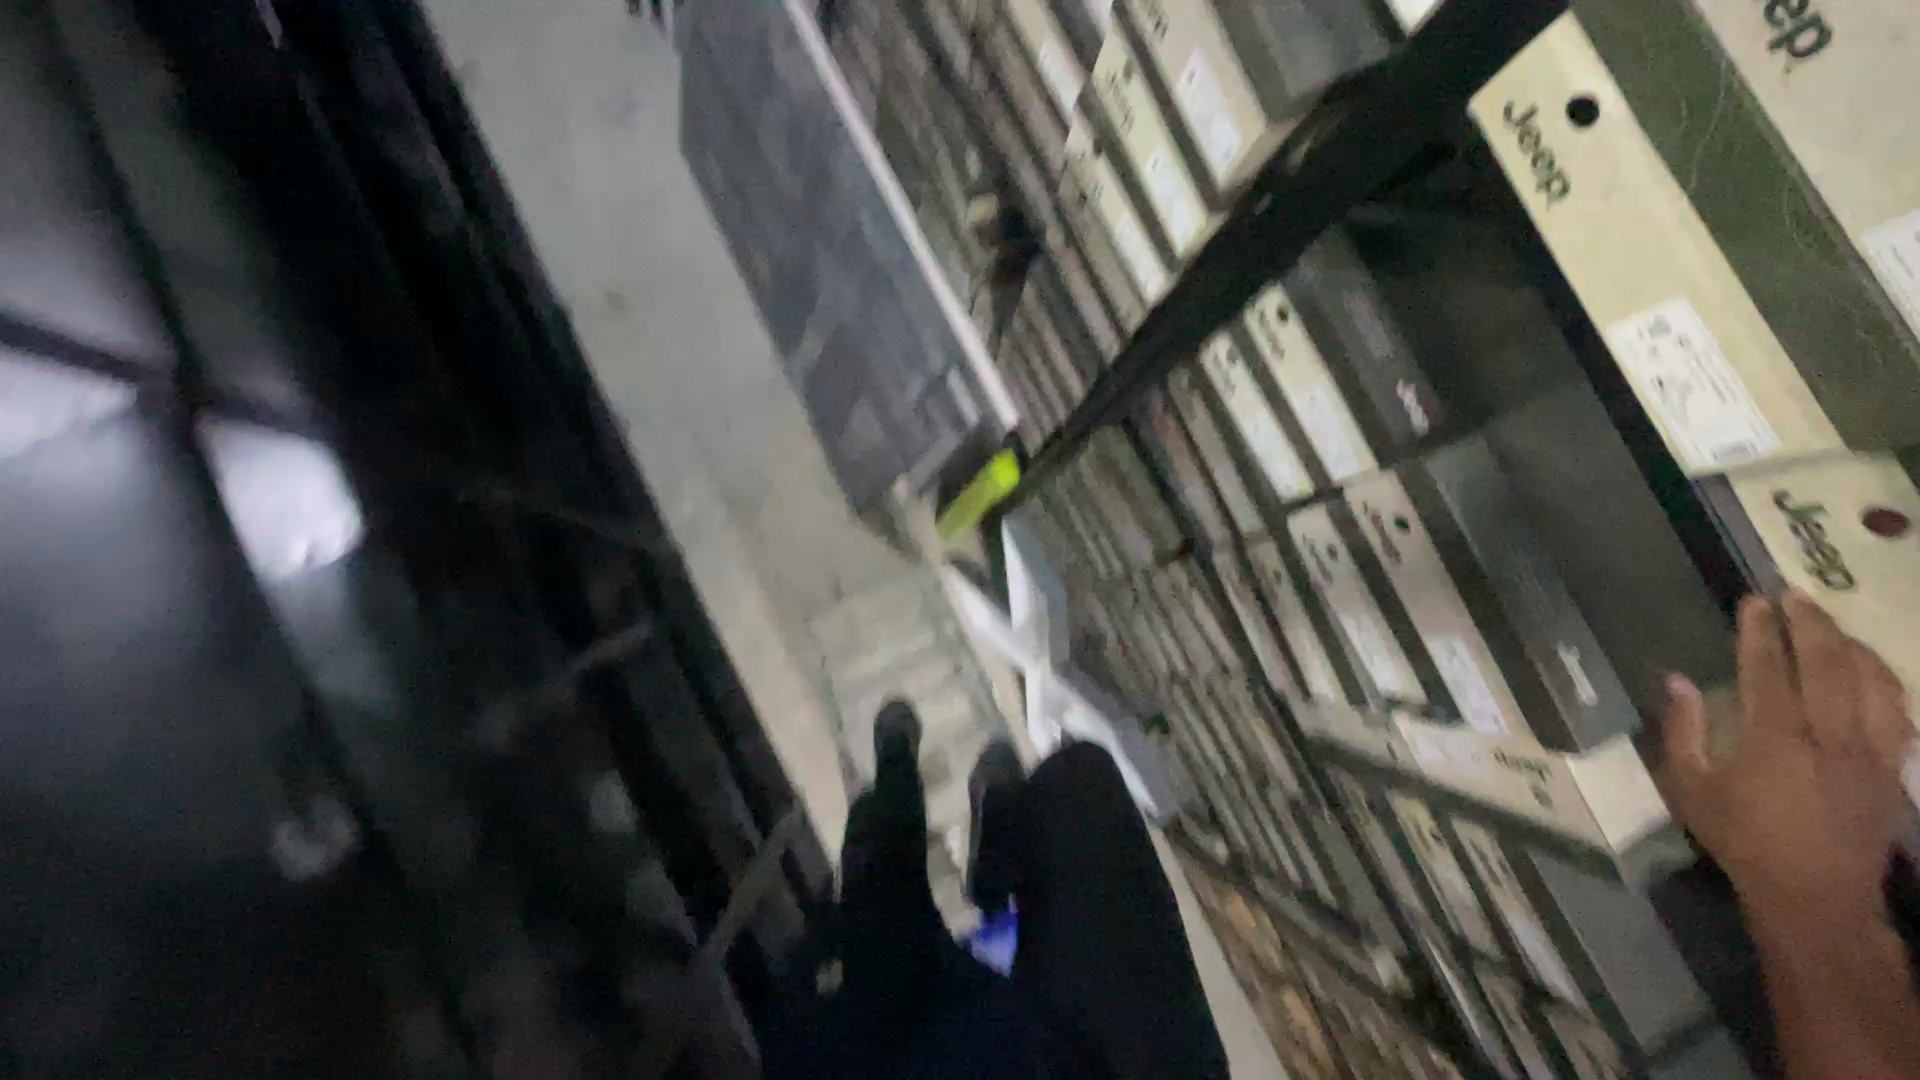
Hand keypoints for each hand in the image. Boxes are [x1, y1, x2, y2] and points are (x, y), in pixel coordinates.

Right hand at [1660, 593, 1912, 915]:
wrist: (1814, 893)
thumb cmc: (1738, 836)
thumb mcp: (1689, 785)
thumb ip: (1683, 729)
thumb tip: (1677, 680)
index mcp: (1775, 739)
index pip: (1769, 669)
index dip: (1760, 632)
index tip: (1753, 602)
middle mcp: (1831, 737)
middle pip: (1830, 666)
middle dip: (1812, 625)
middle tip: (1794, 595)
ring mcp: (1874, 754)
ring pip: (1877, 684)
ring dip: (1854, 647)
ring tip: (1833, 625)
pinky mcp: (1895, 771)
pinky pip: (1901, 714)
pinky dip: (1886, 683)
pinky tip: (1872, 672)